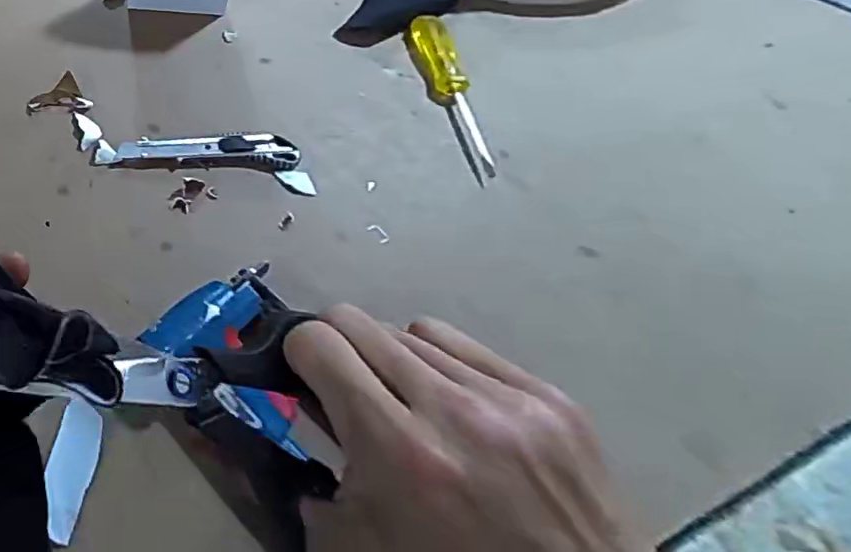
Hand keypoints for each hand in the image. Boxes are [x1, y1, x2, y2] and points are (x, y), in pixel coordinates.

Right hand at [285, 305, 642, 551]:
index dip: (299, 353)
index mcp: (399, 450)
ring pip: (406, 330)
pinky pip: (461, 344)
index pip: (317, 342)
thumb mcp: (361, 544)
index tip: (305, 376)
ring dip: (392, 360)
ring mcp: (508, 400)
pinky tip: (456, 407)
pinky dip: (441, 365)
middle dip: (337, 347)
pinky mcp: (552, 397)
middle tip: (346, 386)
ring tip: (410, 405)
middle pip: (355, 321)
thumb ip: (313, 474)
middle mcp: (452, 410)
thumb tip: (298, 411)